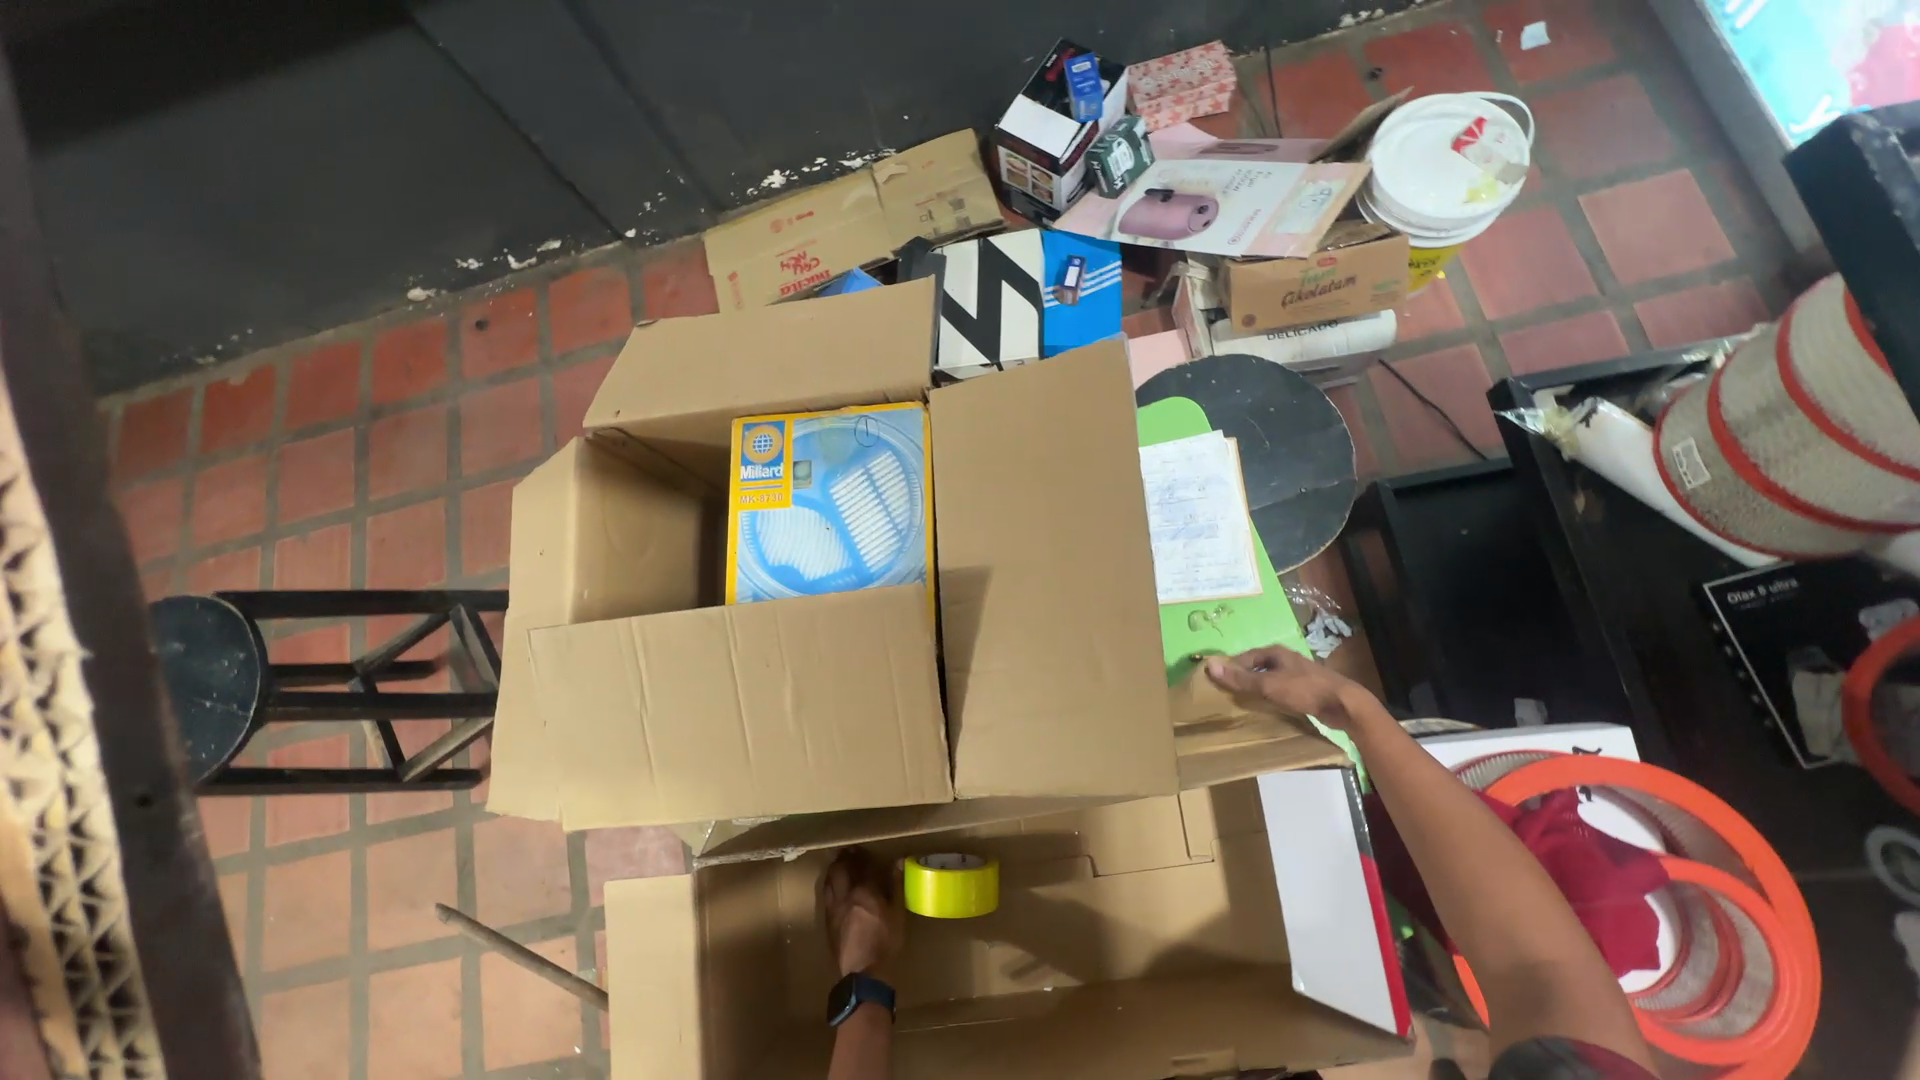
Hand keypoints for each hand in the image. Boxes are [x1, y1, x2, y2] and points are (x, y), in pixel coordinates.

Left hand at [819, 846, 905, 980]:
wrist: (863, 971)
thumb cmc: (885, 942)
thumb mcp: (897, 914)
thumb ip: (896, 886)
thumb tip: (898, 863)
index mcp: (865, 891)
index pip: (863, 866)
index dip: (864, 856)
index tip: (864, 849)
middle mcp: (846, 895)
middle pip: (841, 869)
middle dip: (845, 858)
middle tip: (849, 851)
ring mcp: (834, 908)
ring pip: (830, 881)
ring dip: (834, 869)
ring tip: (839, 864)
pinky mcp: (828, 920)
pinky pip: (826, 895)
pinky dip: (829, 885)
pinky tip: (833, 886)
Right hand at [1203, 646, 1367, 728]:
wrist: (1343, 704)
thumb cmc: (1303, 690)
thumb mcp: (1268, 684)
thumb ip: (1240, 678)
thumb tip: (1209, 665)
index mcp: (1275, 652)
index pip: (1244, 656)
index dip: (1231, 667)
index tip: (1219, 682)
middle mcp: (1285, 659)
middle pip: (1257, 666)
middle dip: (1244, 677)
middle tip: (1230, 693)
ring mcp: (1297, 673)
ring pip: (1269, 678)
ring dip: (1258, 687)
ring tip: (1245, 701)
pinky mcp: (1306, 688)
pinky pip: (1281, 688)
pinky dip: (1271, 695)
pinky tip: (1268, 706)